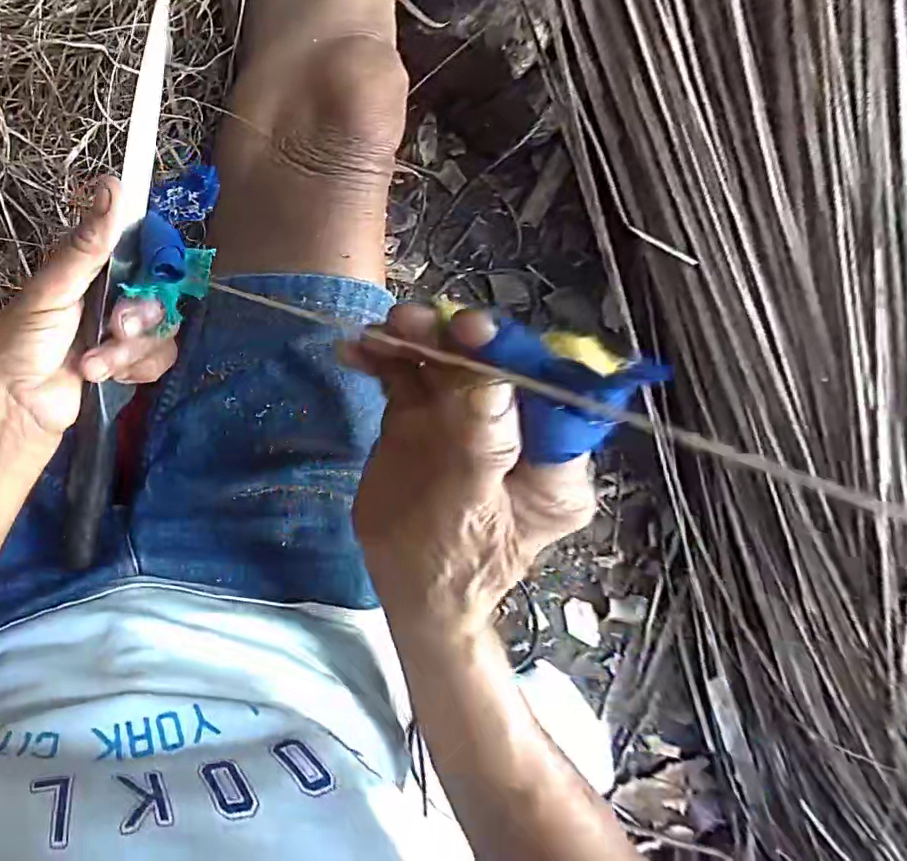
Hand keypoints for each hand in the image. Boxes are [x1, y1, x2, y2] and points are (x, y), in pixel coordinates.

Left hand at [0, 177, 178, 441]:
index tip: (153, 269)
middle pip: (158, 289)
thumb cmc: (21, 343)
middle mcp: (110, 293)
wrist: (14, 409)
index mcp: (89, 266)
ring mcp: (120, 329)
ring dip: (129, 349)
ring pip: (161, 326)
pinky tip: (105, 376)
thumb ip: (87, 246)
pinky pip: (159, 357)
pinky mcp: (128, 363)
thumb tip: (113, 183)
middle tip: (115, 326)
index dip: (154, 255)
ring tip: (92, 364)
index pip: (139, 245)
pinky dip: (136, 368)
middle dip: (140, 313)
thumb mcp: (51, 290)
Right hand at [343, 306, 596, 636]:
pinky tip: (355, 352)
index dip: (511, 354)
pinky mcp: (423, 419)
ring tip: (375, 333)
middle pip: (489, 369)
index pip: (544, 393)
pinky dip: (382, 361)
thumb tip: (491, 380)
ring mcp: (464, 422)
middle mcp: (513, 431)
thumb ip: (481, 446)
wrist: (403, 584)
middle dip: (450, 340)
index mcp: (551, 462)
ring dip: (410, 342)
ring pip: (444, 367)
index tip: (470, 329)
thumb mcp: (466, 513)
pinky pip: (407, 379)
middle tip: (407, 321)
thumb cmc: (447, 565)